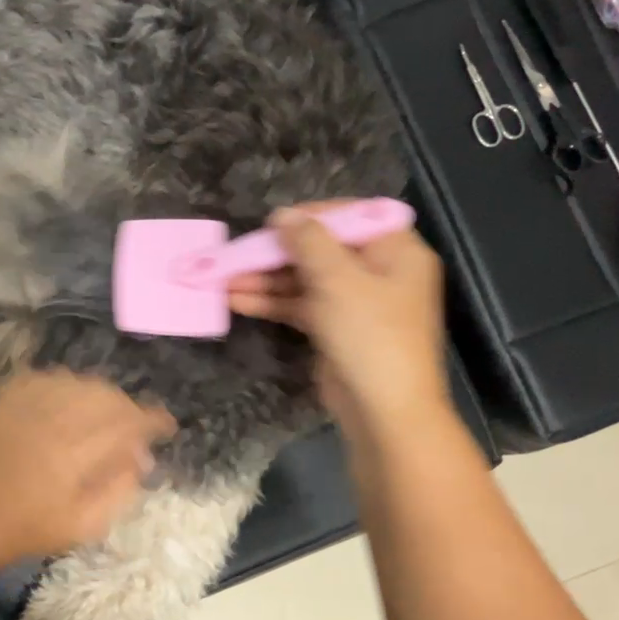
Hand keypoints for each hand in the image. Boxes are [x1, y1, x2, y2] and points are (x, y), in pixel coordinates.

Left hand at [0, 370, 175, 570]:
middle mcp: (52, 420)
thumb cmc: (30, 529)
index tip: (164, 426)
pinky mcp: (2, 401)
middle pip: (105, 394)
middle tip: (132, 427)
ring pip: (76, 381)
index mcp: (75, 453)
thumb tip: (141, 455)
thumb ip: (120, 487)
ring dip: (97, 394)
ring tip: (101, 414)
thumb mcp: (85, 525)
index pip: (128, 420)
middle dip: (127, 407)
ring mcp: (24, 407)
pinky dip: (62, 384)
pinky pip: (42, 377)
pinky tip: (66, 401)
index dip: (152, 419)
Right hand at [227, 205, 451, 439]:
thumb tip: (281, 214)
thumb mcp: (338, 280)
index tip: (270, 223)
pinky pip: (299, 305)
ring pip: (304, 280)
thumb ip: (308, 243)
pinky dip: (270, 302)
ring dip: (264, 280)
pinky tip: (236, 301)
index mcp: (396, 251)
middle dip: (275, 253)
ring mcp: (354, 302)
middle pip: (321, 250)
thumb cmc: (370, 335)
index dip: (310, 217)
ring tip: (222, 280)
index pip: (351, 217)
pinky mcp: (333, 327)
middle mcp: (378, 271)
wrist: (382, 406)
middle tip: (234, 255)